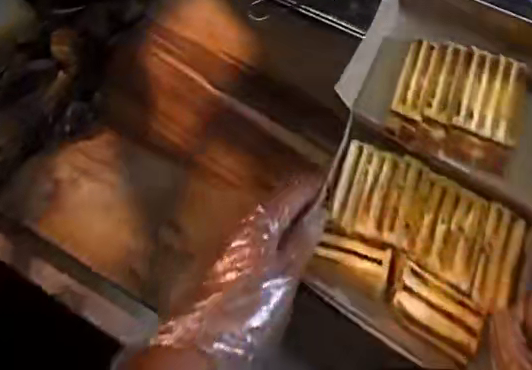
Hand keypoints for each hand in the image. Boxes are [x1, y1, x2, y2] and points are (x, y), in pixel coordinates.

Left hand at [131, 175, 327, 368]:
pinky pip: (254, 232)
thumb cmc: (247, 310)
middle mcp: (243, 220)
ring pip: (265, 216)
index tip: (333, 184)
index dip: (315, 184)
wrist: (198, 347)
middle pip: (278, 199)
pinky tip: (279, 247)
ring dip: (285, 216)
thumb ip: (302, 242)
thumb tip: (321, 209)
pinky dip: (272, 232)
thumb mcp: (284, 278)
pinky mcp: (221, 259)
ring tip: (307, 224)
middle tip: (325, 204)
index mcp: (262, 219)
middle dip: (300, 198)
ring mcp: (229, 238)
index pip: (293, 188)